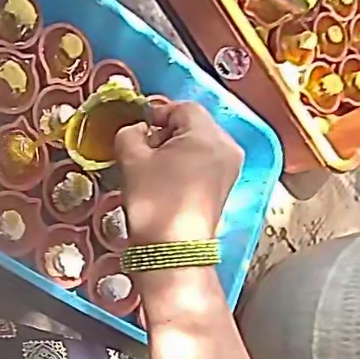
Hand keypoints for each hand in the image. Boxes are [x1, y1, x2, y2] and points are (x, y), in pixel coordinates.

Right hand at [114, 100, 241, 244]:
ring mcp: (229, 169)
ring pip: (198, 145)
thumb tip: (137, 130)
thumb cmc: (154, 202)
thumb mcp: (132, 161)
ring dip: (174, 150)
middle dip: (166, 133)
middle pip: (194, 125)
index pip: (182, 108)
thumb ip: (129, 134)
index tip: (136, 128)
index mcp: (208, 135)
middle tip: (141, 150)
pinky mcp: (224, 188)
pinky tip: (166, 182)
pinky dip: (184, 165)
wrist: (172, 250)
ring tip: (151, 169)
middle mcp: (227, 147)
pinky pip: (203, 164)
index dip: (156, 113)